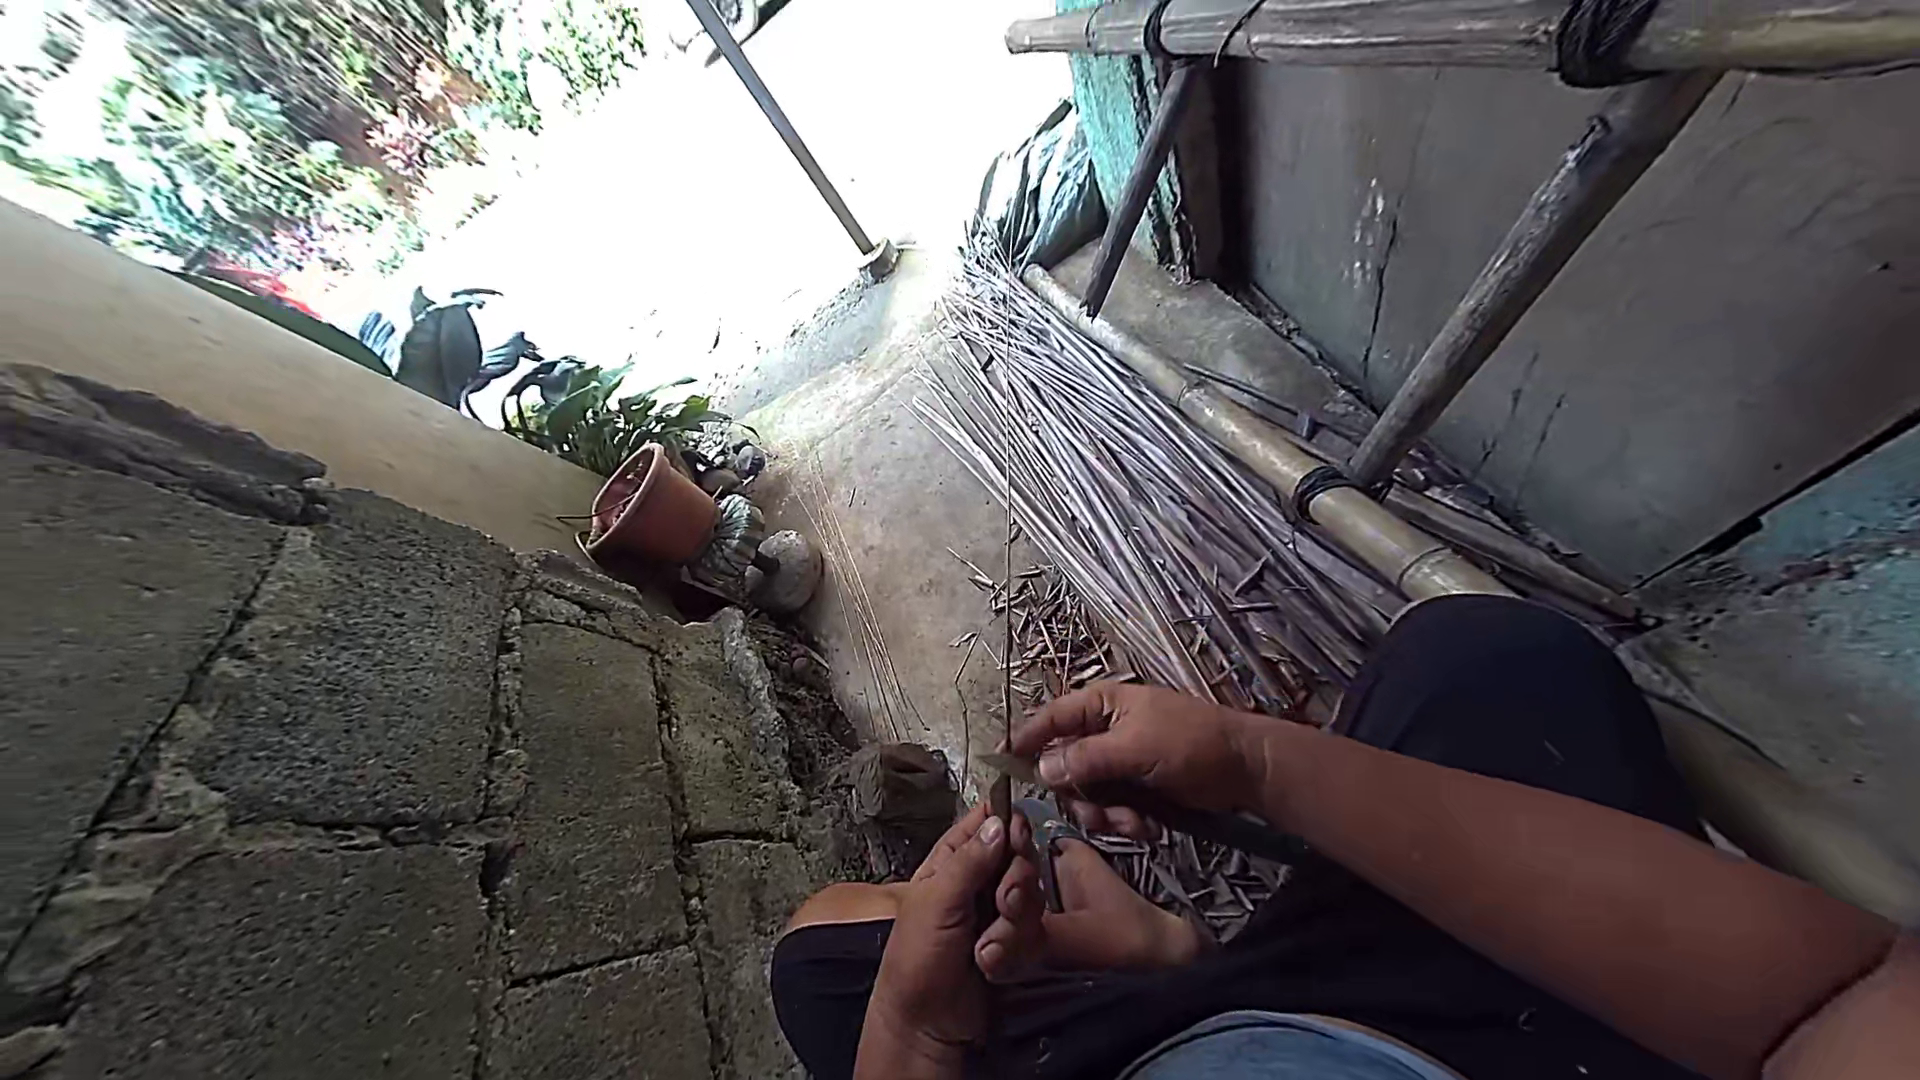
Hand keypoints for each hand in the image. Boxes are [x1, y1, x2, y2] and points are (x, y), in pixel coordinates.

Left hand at [856, 803, 1022, 1078]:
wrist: (927, 1028)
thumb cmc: (917, 959)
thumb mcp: (936, 903)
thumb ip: (969, 861)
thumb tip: (998, 822)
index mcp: (953, 857)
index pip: (987, 821)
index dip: (1007, 824)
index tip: (1017, 837)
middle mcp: (980, 877)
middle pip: (1019, 855)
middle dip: (1016, 882)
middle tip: (1004, 903)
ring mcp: (998, 908)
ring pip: (1031, 894)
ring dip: (1013, 925)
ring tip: (987, 948)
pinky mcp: (1015, 939)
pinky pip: (1035, 930)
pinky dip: (1016, 950)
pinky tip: (992, 964)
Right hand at [1010, 682, 1270, 835]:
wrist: (1245, 769)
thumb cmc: (1189, 743)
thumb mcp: (1135, 748)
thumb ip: (1086, 758)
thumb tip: (1040, 770)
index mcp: (1100, 705)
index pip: (1051, 718)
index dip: (1026, 738)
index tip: (1001, 760)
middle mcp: (1102, 731)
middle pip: (1064, 765)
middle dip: (1081, 795)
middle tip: (1098, 814)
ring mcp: (1118, 760)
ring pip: (1086, 792)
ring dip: (1105, 813)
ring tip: (1135, 822)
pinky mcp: (1134, 786)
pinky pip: (1110, 806)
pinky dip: (1124, 820)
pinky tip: (1150, 825)